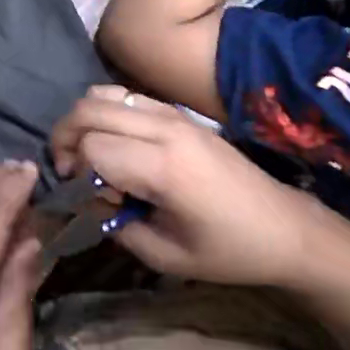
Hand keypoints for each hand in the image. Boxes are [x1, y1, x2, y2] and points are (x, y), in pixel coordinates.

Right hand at [49, 86, 324, 286]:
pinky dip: (106, 111)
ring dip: (84, 120)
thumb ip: (115, 225)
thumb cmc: (228, 250)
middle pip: (89, 108)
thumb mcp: (166, 255)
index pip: (91, 146)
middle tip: (69, 172)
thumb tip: (86, 199)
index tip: (87, 198)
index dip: (76, 172)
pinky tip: (116, 143)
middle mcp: (164, 127)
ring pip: (103, 93)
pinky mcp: (179, 111)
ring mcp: (172, 113)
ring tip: (88, 155)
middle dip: (66, 137)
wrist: (283, 225)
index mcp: (163, 166)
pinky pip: (125, 94)